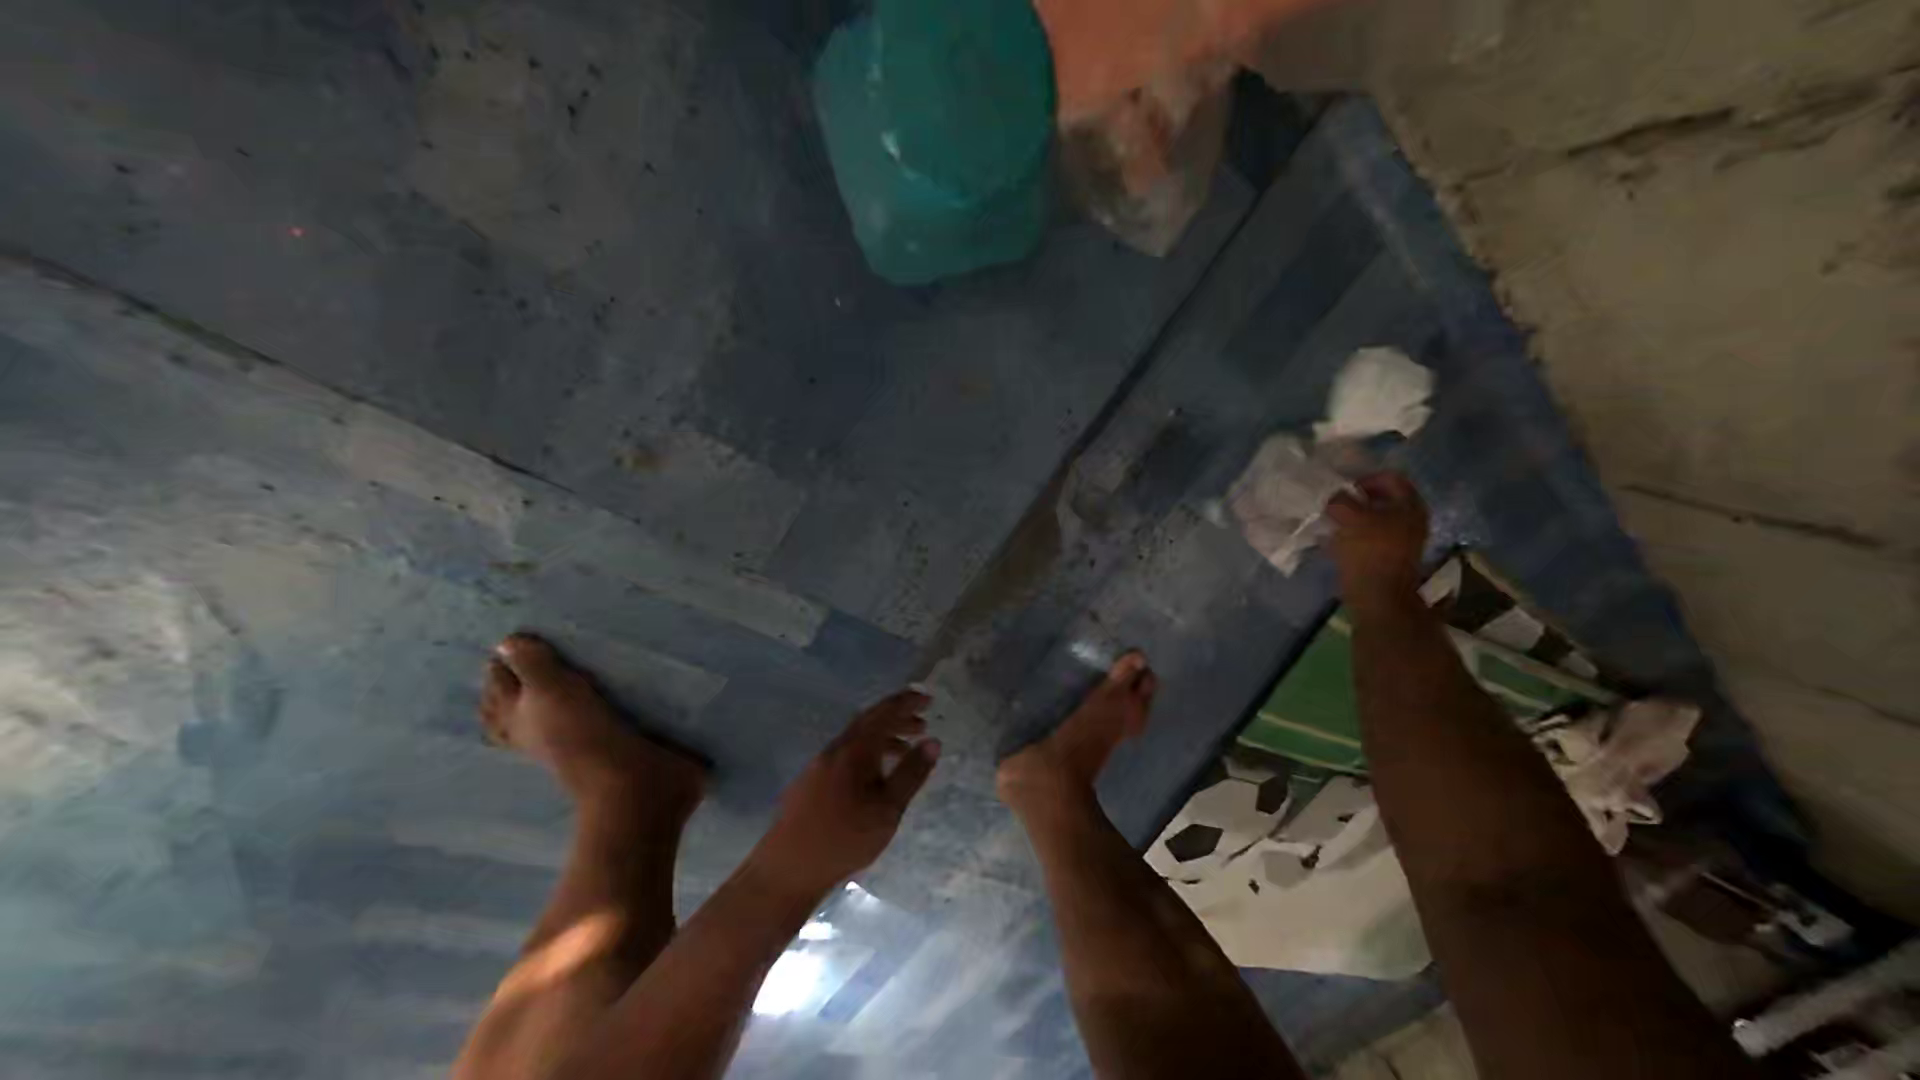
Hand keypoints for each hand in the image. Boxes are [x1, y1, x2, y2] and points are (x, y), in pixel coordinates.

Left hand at [750, 691, 940, 896]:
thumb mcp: (889, 808)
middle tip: (922, 722)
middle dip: (896, 718)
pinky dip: (866, 752)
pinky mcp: (810, 781)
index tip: (926, 698)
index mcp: (855, 749)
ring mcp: (819, 764)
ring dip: (882, 738)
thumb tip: (933, 741)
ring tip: (905, 749)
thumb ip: (911, 773)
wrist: (789, 867)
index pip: (884, 713)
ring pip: (856, 739)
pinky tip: (873, 774)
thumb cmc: (846, 837)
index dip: (906, 702)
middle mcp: (835, 749)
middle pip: (869, 722)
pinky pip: (845, 753)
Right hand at [1326, 472, 1427, 601]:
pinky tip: (1335, 541)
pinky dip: (1353, 535)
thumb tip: (1335, 497)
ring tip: (1331, 523)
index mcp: (1409, 505)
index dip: (1364, 479)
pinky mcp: (1389, 556)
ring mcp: (1402, 539)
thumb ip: (1340, 500)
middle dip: (1356, 499)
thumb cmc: (1368, 550)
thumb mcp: (1349, 517)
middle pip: (1382, 498)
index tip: (1342, 491)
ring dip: (1352, 518)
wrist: (1377, 595)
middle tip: (1334, 505)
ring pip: (1374, 518)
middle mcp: (1411, 519)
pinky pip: (1370, 536)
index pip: (1389, 478)